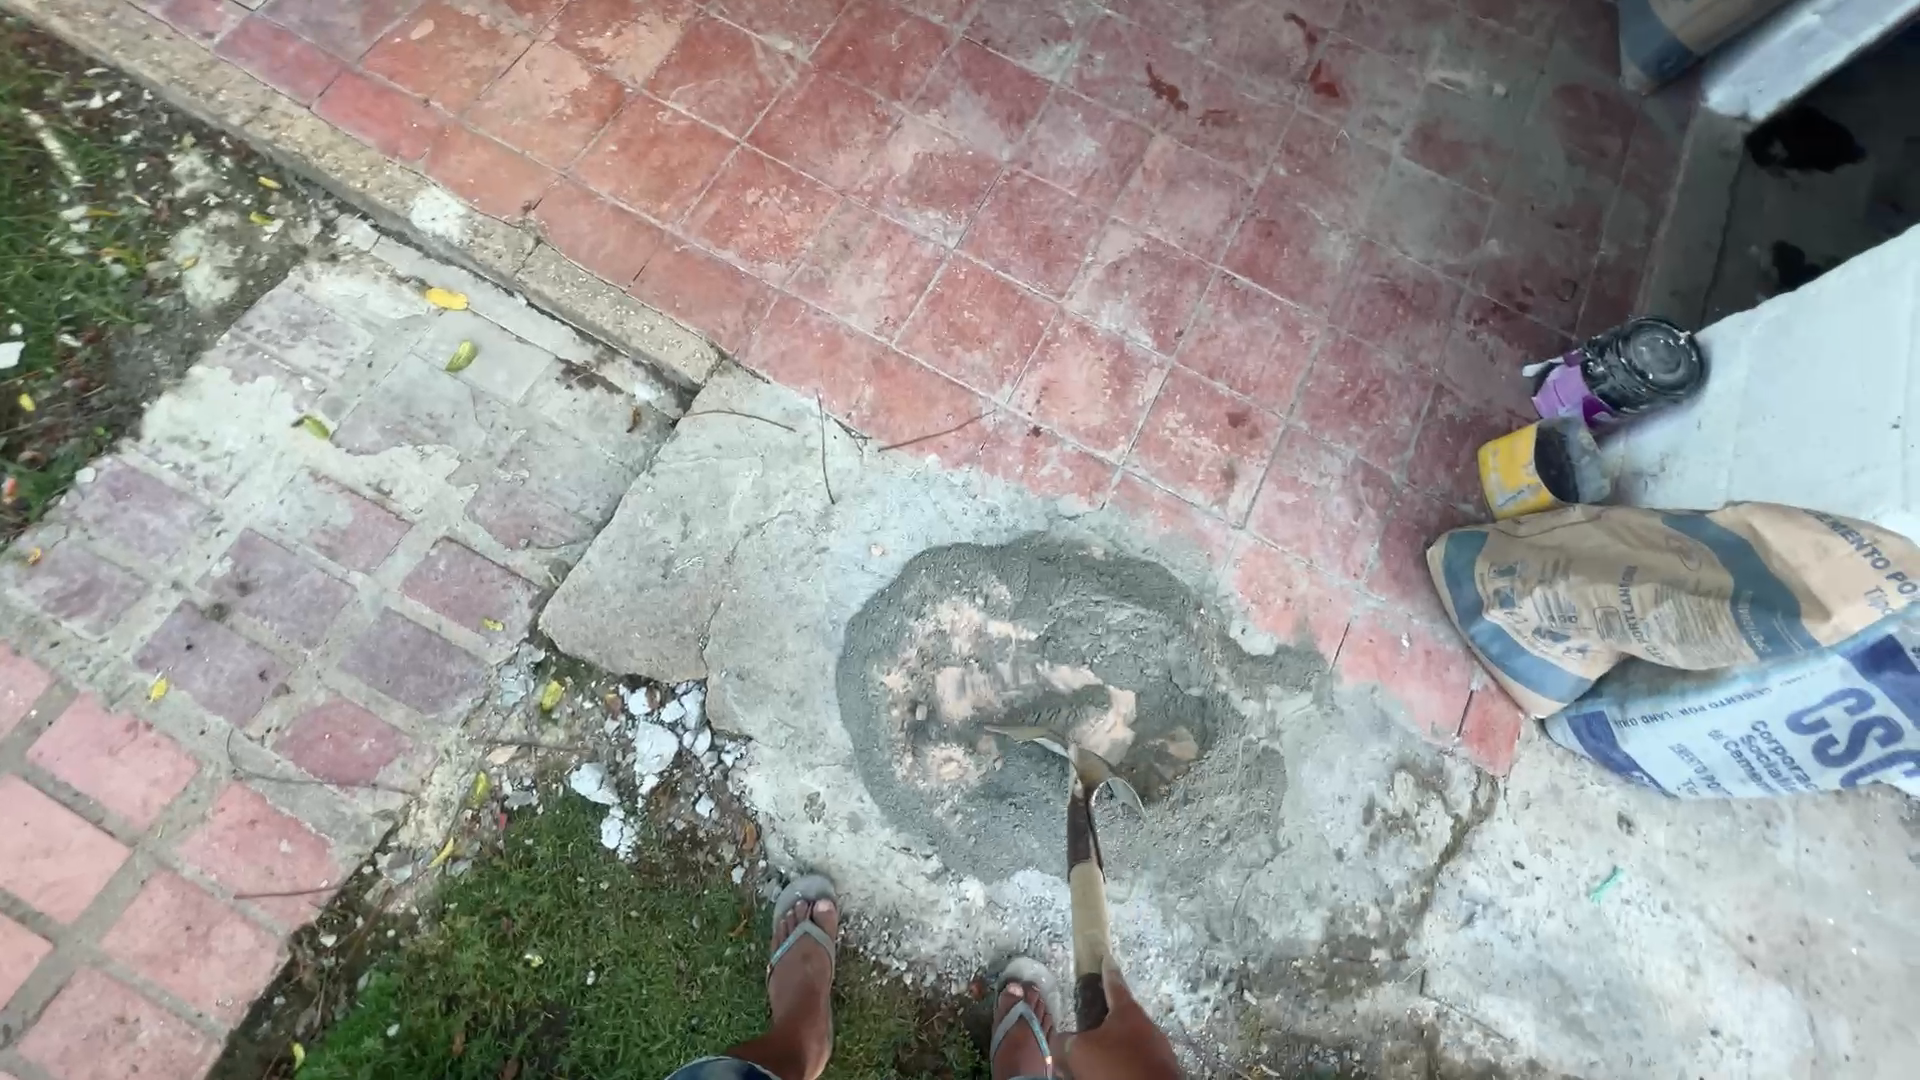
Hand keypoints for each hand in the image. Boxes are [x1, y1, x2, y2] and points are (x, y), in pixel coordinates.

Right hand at [1063, 962, 1181, 1079]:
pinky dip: (1123, 1065)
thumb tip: (1058, 1044)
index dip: (1106, 969)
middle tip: (1087, 1025)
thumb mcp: (1080, 1052)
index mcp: (1127, 1011)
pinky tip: (1111, 1074)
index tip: (1105, 957)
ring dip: (1114, 1048)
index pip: (1113, 982)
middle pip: (1122, 1016)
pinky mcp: (1163, 1072)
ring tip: (1097, 1058)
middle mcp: (1146, 1026)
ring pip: (1131, 1042)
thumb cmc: (1118, 1068)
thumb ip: (1064, 1042)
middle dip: (1105, 1020)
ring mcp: (1158, 1050)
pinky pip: (1137, 1062)